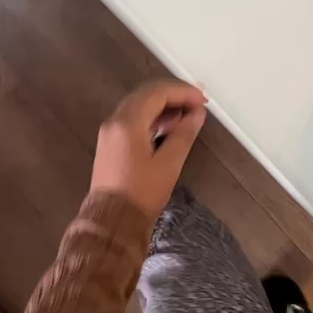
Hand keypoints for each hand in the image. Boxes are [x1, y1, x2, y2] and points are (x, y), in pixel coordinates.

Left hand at [90, 79, 208, 216]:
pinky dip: (152, 117)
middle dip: (173, 94)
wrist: (113, 221)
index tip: (203, 99)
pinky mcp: (111, 142)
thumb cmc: (142, 193)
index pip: (157, 93)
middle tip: (198, 101)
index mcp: (127, 123)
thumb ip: (184, 133)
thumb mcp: (169, 163)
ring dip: (163, 105)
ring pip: (139, 105)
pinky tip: (170, 126)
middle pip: (146, 94)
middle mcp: (115, 121)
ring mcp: (110, 131)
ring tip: (188, 114)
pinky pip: (133, 119)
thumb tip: (198, 113)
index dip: (183, 92)